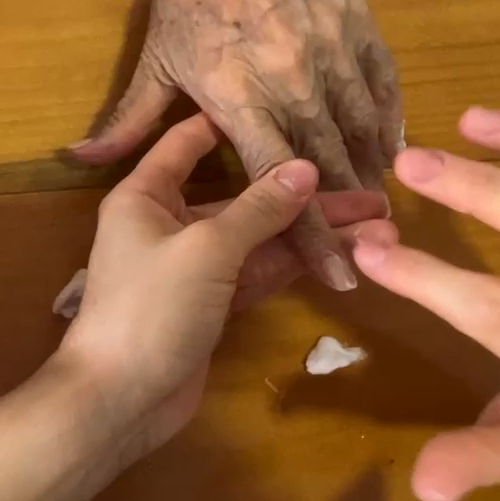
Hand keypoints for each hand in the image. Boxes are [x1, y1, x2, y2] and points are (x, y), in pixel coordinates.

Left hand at [61, 116, 397, 459]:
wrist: (121, 396)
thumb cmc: (151, 308)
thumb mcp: (205, 249)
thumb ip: (257, 208)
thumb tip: (304, 167)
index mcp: (145, 194)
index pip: (190, 142)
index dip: (236, 122)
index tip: (289, 104)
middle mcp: (167, 221)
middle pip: (239, 195)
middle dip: (299, 192)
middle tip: (367, 184)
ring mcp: (191, 264)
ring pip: (256, 236)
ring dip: (309, 230)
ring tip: (378, 221)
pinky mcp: (211, 300)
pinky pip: (256, 270)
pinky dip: (295, 263)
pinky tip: (346, 254)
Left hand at [70, 0, 402, 292]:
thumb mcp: (155, 61)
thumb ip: (127, 119)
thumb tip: (77, 157)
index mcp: (237, 95)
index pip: (274, 176)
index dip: (309, 229)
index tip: (338, 270)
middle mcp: (290, 79)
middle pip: (326, 160)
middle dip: (348, 212)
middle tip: (370, 255)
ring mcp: (330, 51)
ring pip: (360, 127)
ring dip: (370, 172)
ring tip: (378, 211)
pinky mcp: (358, 28)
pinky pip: (384, 86)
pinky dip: (390, 121)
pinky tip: (391, 149)